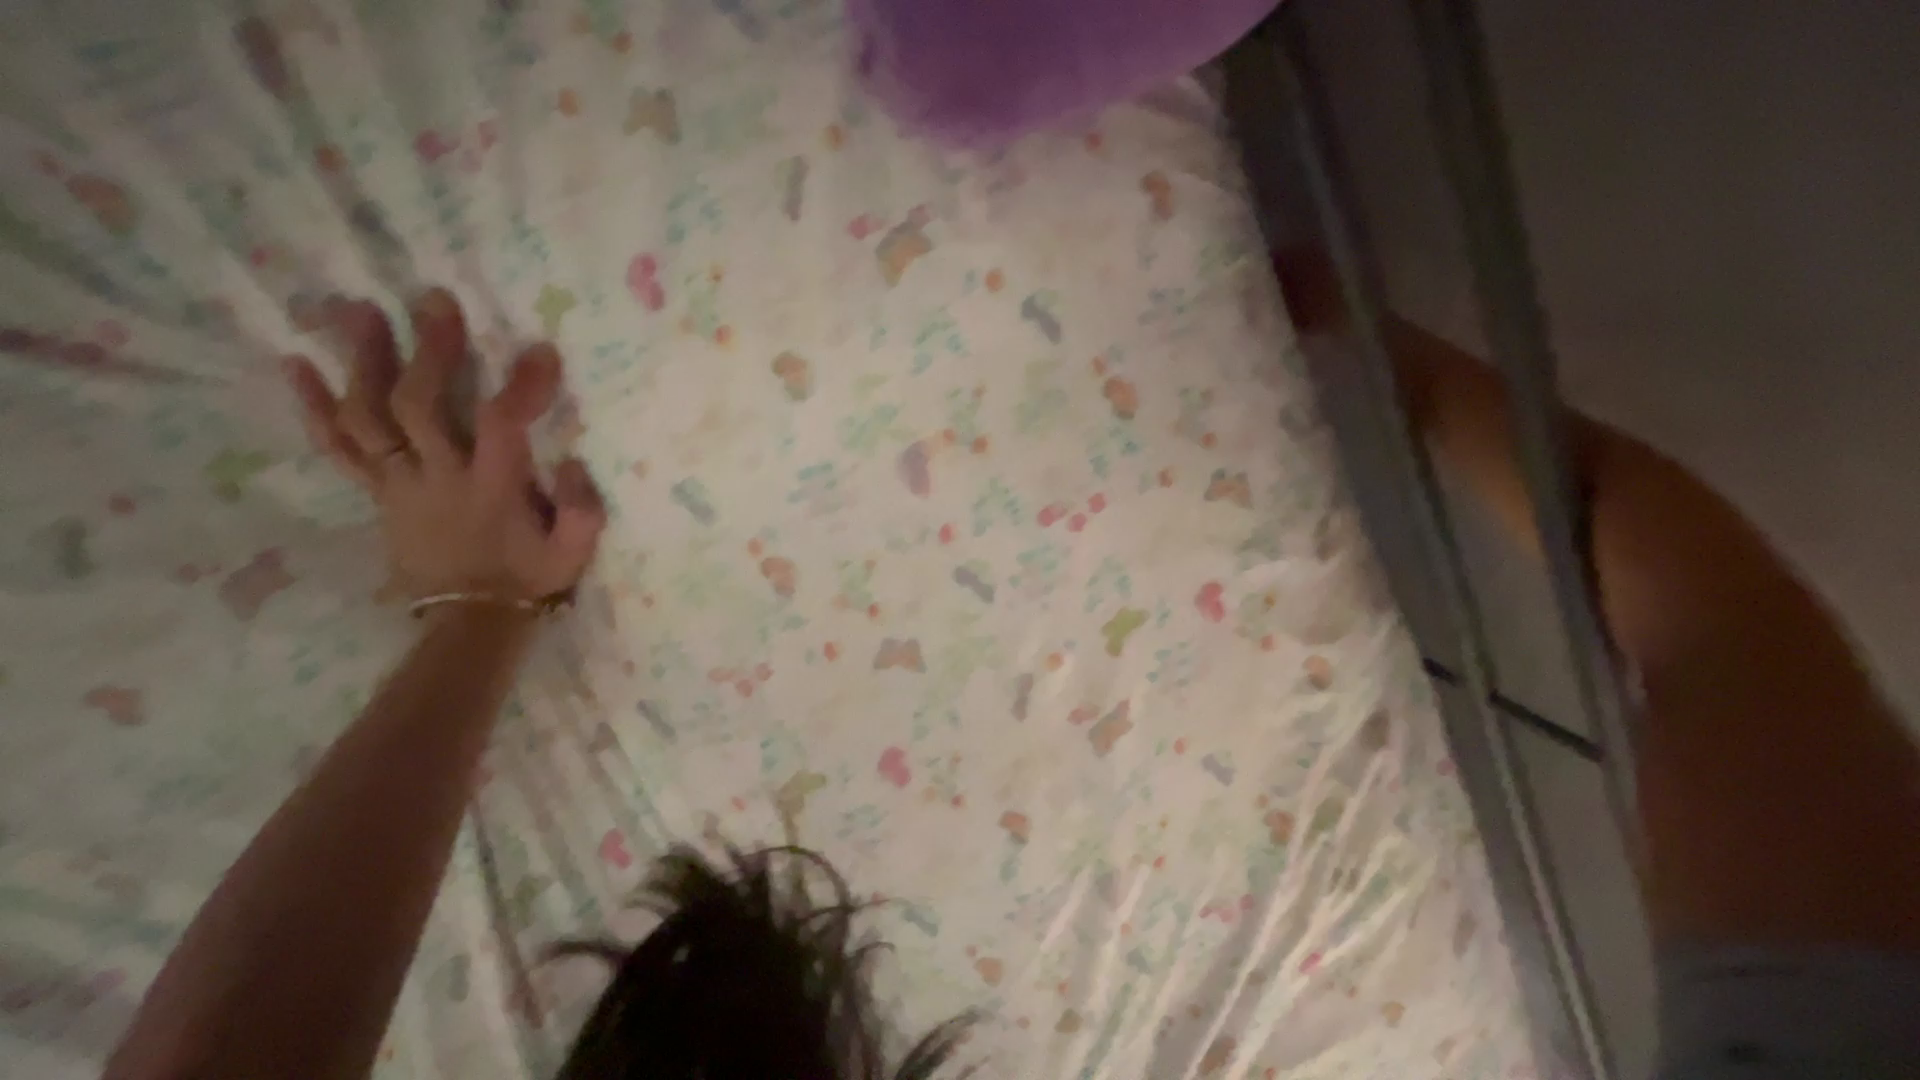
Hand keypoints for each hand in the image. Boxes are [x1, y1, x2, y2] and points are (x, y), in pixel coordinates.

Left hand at [283, 288, 604, 605]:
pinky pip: (341, 448)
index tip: (540, 352)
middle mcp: (441, 477)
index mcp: (494, 489)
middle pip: (421, 404)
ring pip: (370, 416)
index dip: (521, 385)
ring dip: (363, 361)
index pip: (503, 424)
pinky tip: (296, 365)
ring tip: (357, 311)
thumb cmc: (529, 580)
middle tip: (433, 301)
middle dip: (428, 350)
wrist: (471, 623)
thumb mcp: (574, 553)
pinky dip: (315, 408)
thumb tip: (570, 462)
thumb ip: (581, 510)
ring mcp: (402, 484)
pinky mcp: (381, 493)